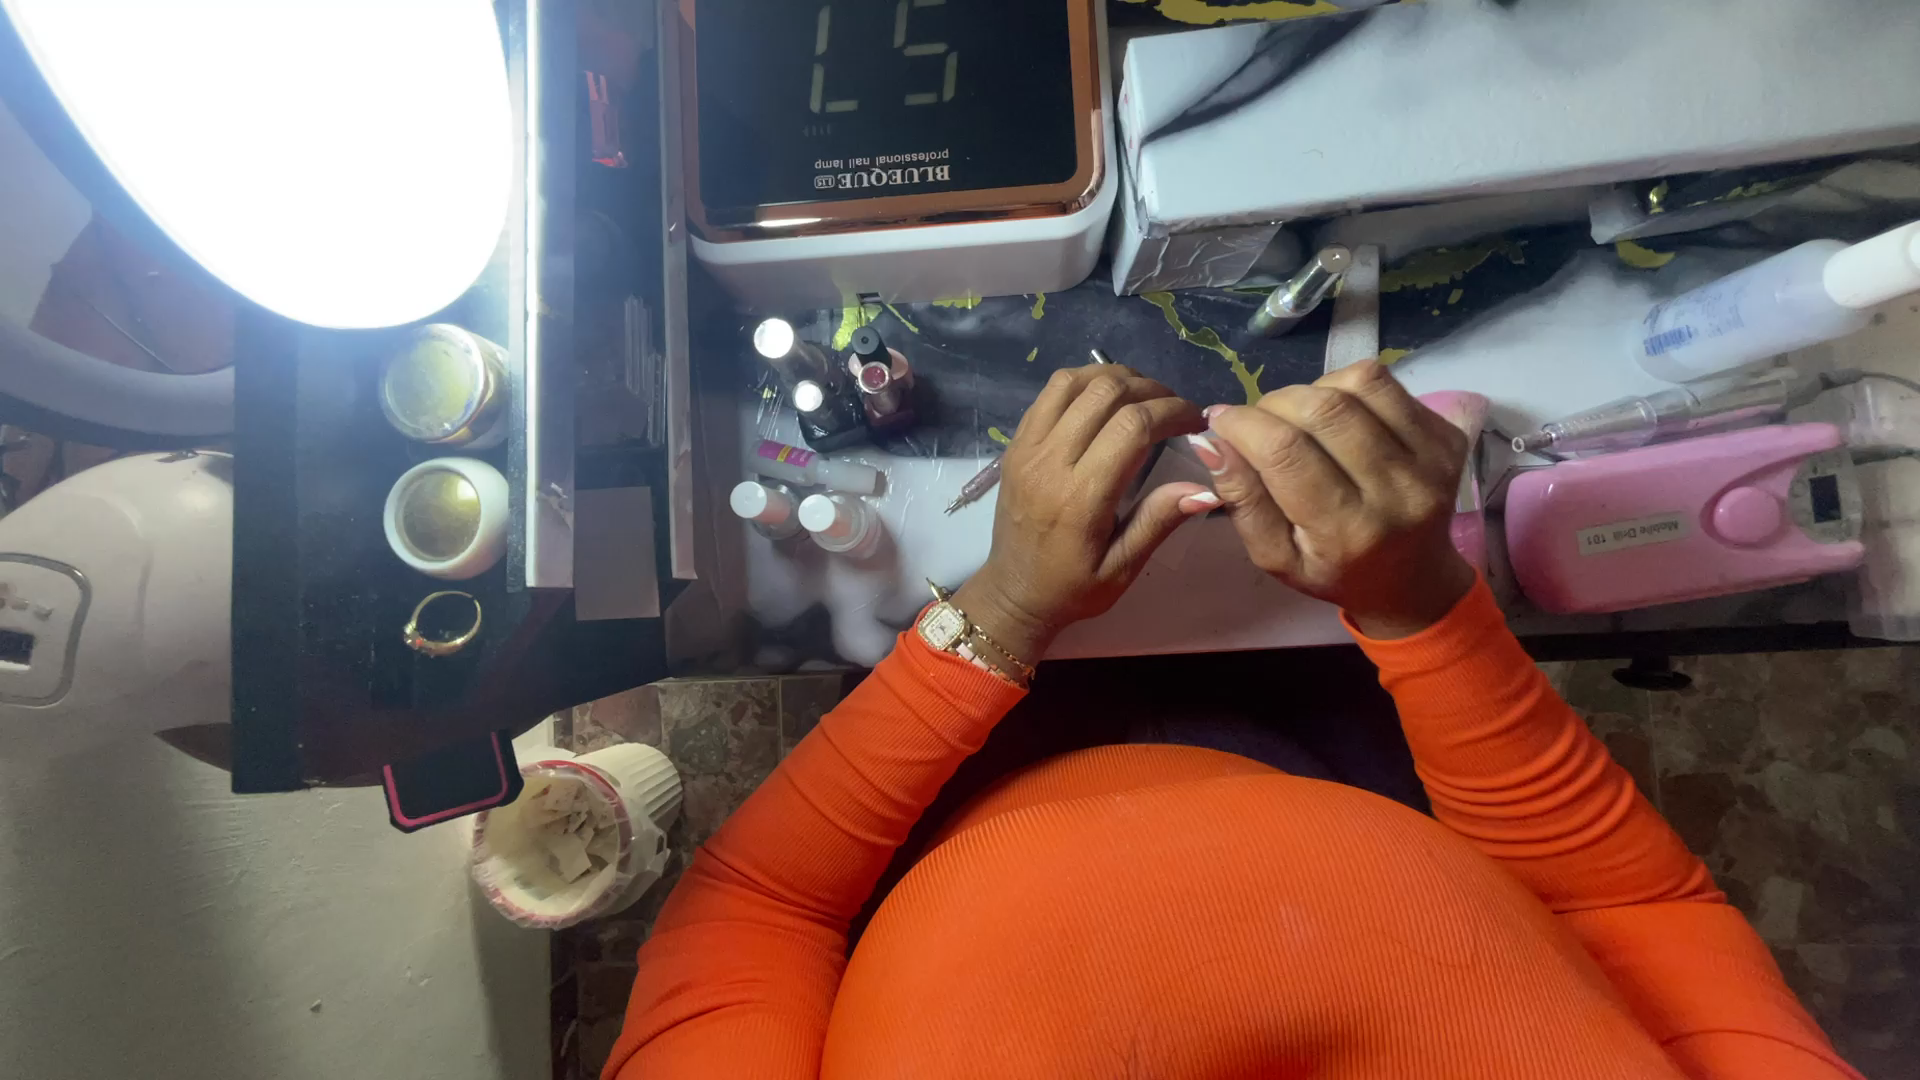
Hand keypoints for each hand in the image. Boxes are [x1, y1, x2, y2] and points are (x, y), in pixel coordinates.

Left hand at [955, 362, 1213, 664]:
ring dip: (1115, 378)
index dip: (1172, 411)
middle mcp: (1049, 463)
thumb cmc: (1071, 588)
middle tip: (1173, 409)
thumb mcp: (1121, 568)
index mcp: (1080, 497)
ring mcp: (1027, 448)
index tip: (1195, 421)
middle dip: (1150, 390)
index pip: (1132, 426)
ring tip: (1142, 398)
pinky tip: (1105, 400)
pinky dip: (1083, 383)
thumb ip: (1158, 522)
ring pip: (1074, 382)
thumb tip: (1206, 488)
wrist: (1014, 592)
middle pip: (1105, 393)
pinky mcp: (1016, 444)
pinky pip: (1049, 393)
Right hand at [1192, 359, 1474, 638]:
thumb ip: (1241, 501)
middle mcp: (1397, 490)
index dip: (1242, 424)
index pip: (1285, 452)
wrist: (1410, 578)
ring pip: (1356, 385)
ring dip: (1308, 391)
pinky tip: (1331, 414)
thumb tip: (1210, 442)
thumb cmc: (1329, 570)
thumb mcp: (1272, 555)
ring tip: (1293, 418)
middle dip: (1271, 404)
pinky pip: (1384, 383)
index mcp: (1346, 530)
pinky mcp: (1447, 434)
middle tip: (1255, 422)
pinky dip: (1343, 385)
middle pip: (1321, 410)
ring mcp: (1430, 457)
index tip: (1218, 421)